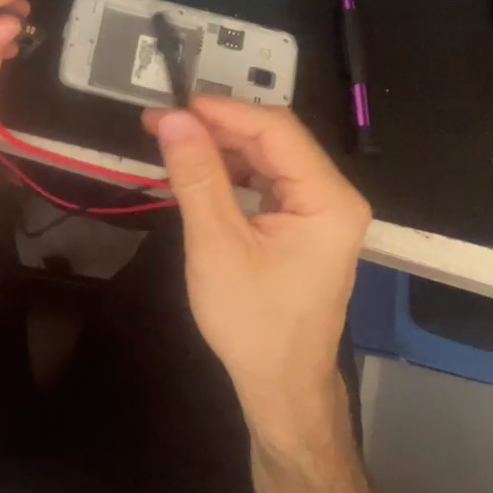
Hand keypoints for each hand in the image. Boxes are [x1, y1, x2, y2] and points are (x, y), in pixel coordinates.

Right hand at [143, 97, 371, 440]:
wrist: (279, 384)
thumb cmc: (252, 320)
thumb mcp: (217, 244)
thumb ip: (196, 176)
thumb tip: (172, 119)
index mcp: (328, 199)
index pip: (276, 130)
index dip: (222, 111)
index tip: (170, 108)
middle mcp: (331, 196)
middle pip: (272, 139)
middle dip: (216, 127)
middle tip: (160, 124)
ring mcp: (318, 210)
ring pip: (265, 157)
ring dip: (218, 147)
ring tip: (169, 142)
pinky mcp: (300, 223)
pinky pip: (263, 180)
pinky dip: (228, 171)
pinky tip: (196, 171)